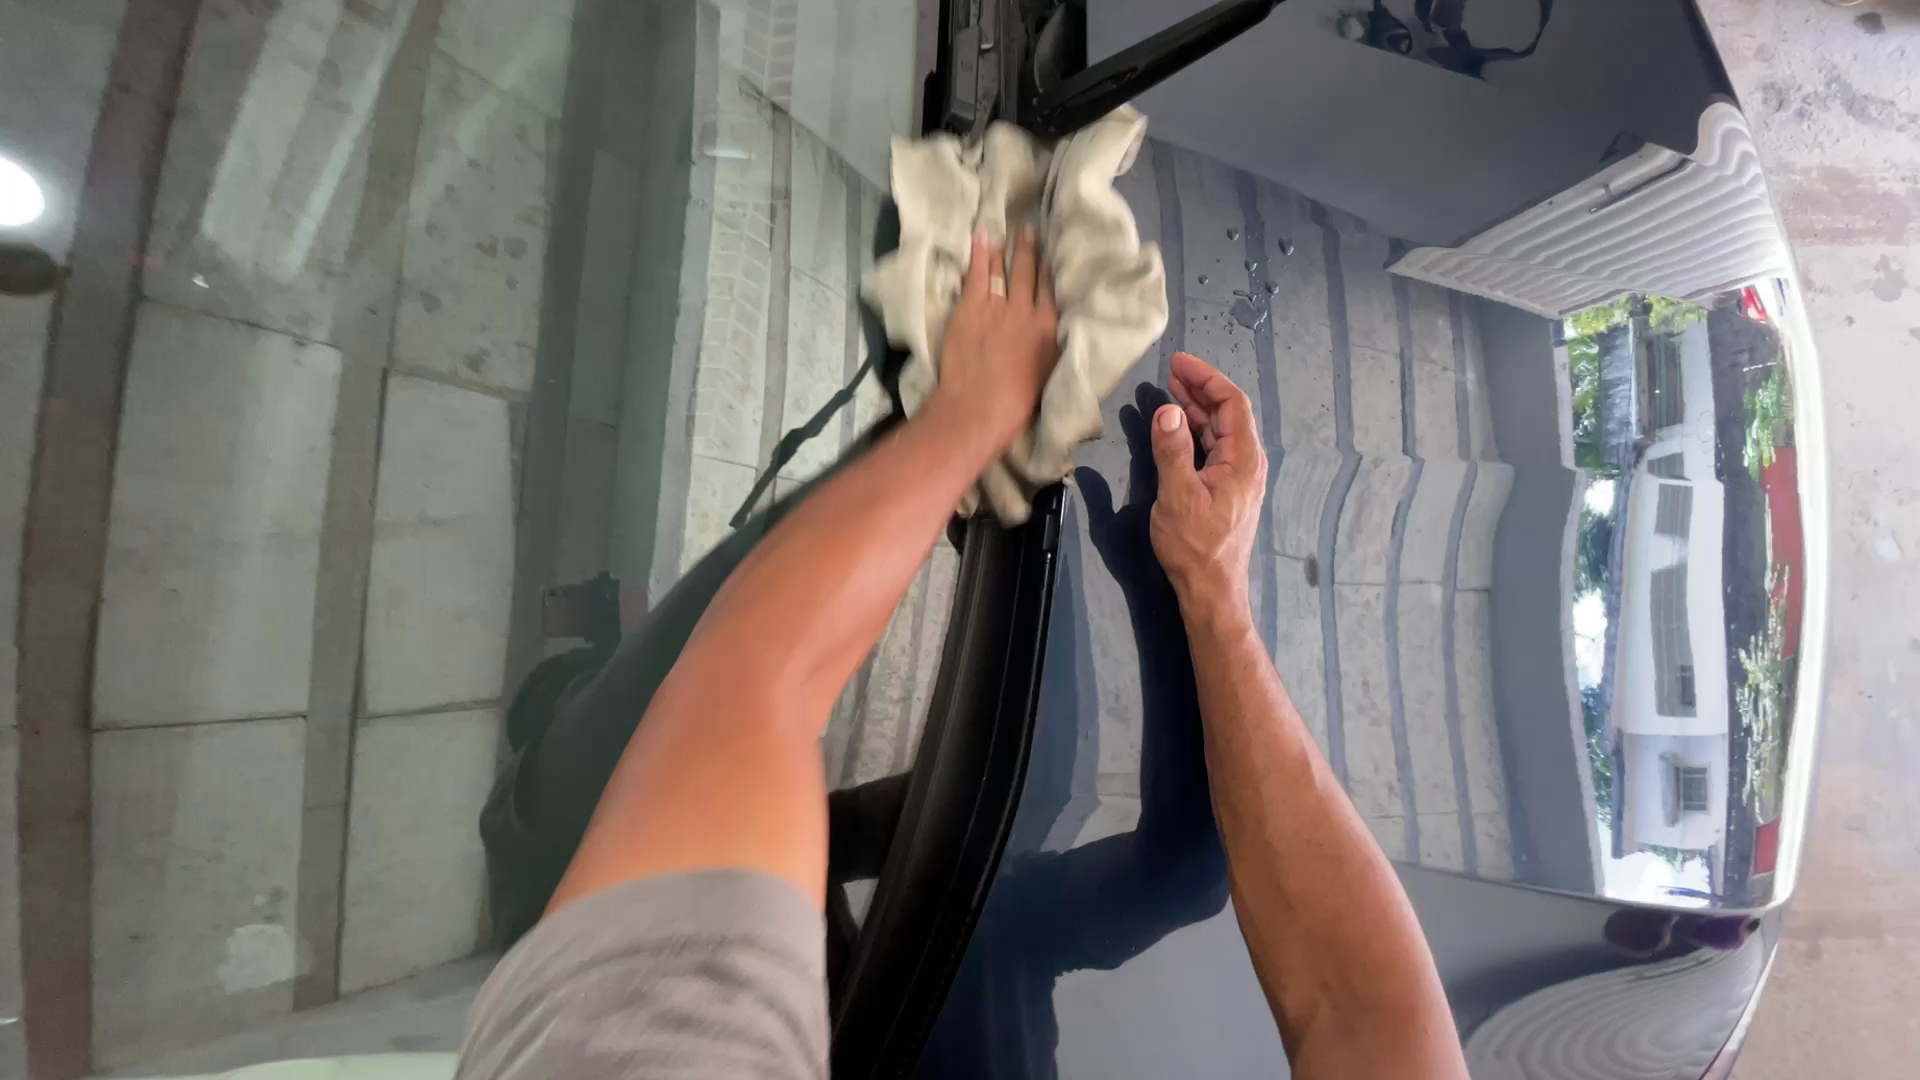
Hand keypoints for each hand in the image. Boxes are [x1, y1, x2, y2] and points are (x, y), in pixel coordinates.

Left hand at [932, 227, 1059, 443]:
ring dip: (1006, 251)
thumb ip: (1050, 349)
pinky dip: (980, 255)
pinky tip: (982, 237)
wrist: (976, 409)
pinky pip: (977, 275)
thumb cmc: (1014, 405)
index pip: (1050, 292)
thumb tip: (1054, 334)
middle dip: (1029, 251)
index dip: (1049, 271)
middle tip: (1029, 231)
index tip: (1050, 255)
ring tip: (1009, 233)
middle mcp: (1024, 312)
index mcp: (1047, 330)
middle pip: (1027, 275)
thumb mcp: (1045, 376)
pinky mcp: (969, 309)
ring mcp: (995, 308)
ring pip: (1002, 272)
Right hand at [1148, 352, 1267, 614]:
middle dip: (1200, 389)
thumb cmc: (1195, 545)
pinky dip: (1195, 432)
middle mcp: (1247, 462)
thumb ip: (1172, 451)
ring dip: (1196, 410)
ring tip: (1171, 392)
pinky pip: (1214, 449)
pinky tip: (1177, 428)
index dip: (1207, 378)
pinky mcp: (1227, 490)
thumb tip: (1168, 411)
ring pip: (1219, 431)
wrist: (1211, 589)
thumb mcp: (1177, 496)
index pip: (1231, 403)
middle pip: (1227, 413)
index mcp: (1242, 458)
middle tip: (1171, 372)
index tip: (1179, 363)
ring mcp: (1238, 477)